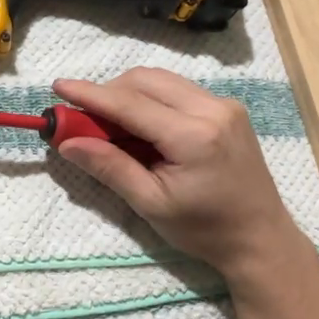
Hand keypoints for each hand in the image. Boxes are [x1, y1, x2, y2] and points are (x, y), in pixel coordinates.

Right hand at [52, 69, 310, 282]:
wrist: (260, 237)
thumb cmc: (204, 229)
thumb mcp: (151, 204)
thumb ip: (110, 167)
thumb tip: (67, 144)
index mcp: (193, 136)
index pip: (130, 103)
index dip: (90, 94)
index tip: (58, 87)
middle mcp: (212, 109)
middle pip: (145, 80)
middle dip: (108, 92)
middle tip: (83, 119)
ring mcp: (224, 105)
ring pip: (162, 80)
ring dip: (128, 93)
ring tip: (109, 124)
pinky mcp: (228, 108)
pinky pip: (178, 89)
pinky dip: (151, 99)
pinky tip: (140, 125)